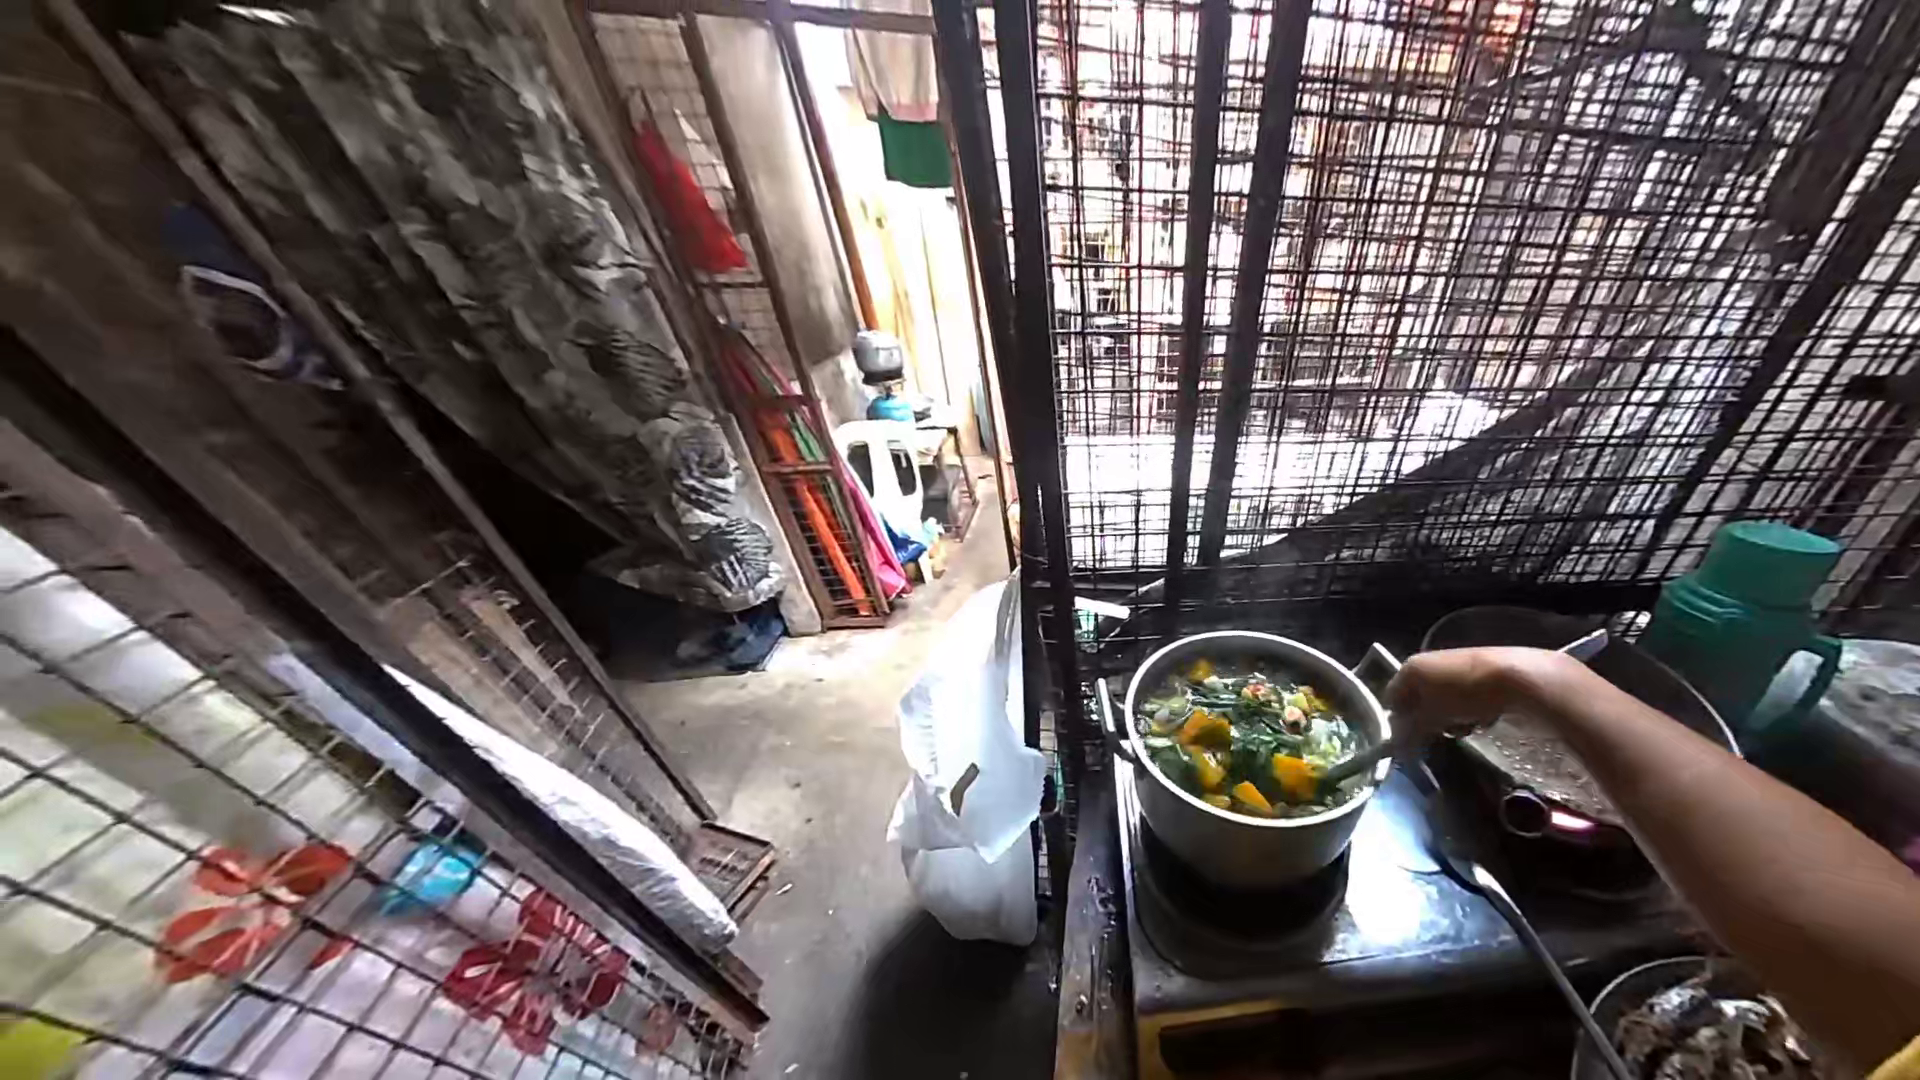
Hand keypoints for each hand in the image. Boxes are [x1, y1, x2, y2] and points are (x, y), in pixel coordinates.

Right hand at [1383, 646, 1578, 739]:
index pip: (1392, 697)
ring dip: (1449, 714)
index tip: (1411, 739)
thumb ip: (1411, 730)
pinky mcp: (1480, 666)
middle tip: (1440, 734)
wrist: (1521, 677)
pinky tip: (1484, 717)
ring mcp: (1454, 662)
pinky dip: (1468, 706)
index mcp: (1409, 668)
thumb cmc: (1467, 695)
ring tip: (1465, 728)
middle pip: (1417, 695)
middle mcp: (1427, 661)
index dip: (1399, 720)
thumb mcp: (1434, 717)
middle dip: (1427, 718)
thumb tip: (1398, 746)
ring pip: (1441, 695)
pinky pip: (1464, 691)